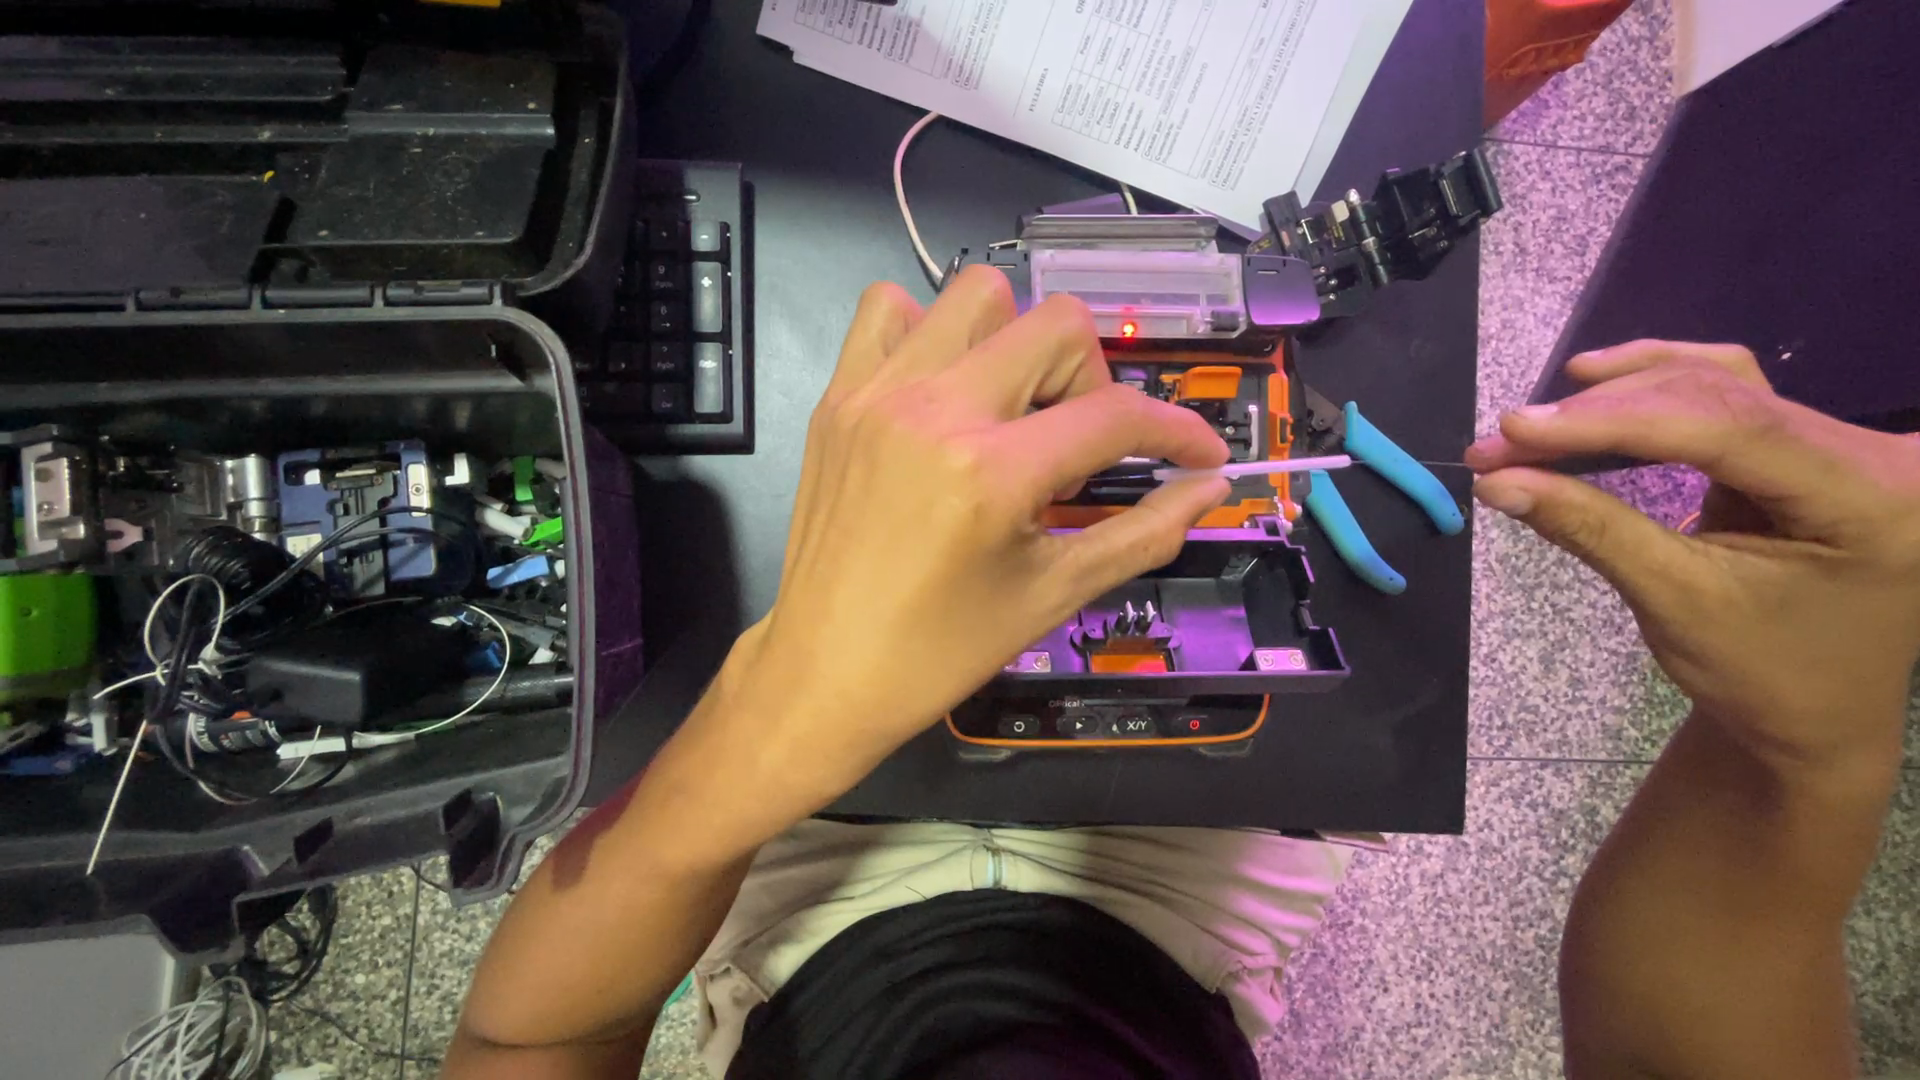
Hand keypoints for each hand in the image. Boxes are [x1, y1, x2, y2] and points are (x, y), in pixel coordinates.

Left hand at [720, 266, 1228, 791]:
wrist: (825, 670)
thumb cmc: (940, 650)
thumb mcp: (1052, 595)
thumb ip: (1141, 533)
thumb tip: (1209, 488)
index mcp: (994, 471)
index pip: (1115, 415)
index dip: (1177, 431)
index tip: (1197, 457)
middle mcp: (936, 409)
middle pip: (1057, 324)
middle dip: (1094, 380)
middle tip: (1077, 444)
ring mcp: (879, 394)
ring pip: (978, 295)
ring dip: (1017, 342)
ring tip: (1009, 410)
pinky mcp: (838, 398)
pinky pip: (888, 310)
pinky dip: (929, 331)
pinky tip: (940, 390)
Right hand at [1467, 341, 1919, 773]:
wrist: (1813, 713)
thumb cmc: (1759, 672)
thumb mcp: (1672, 601)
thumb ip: (1589, 528)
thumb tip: (1495, 481)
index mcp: (1871, 496)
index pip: (1726, 427)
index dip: (1610, 421)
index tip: (1513, 428)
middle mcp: (1875, 453)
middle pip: (1715, 397)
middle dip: (1595, 414)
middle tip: (1499, 442)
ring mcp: (1843, 447)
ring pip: (1715, 385)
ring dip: (1614, 397)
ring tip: (1531, 423)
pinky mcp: (1803, 452)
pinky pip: (1724, 399)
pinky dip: (1649, 394)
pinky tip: (1598, 383)